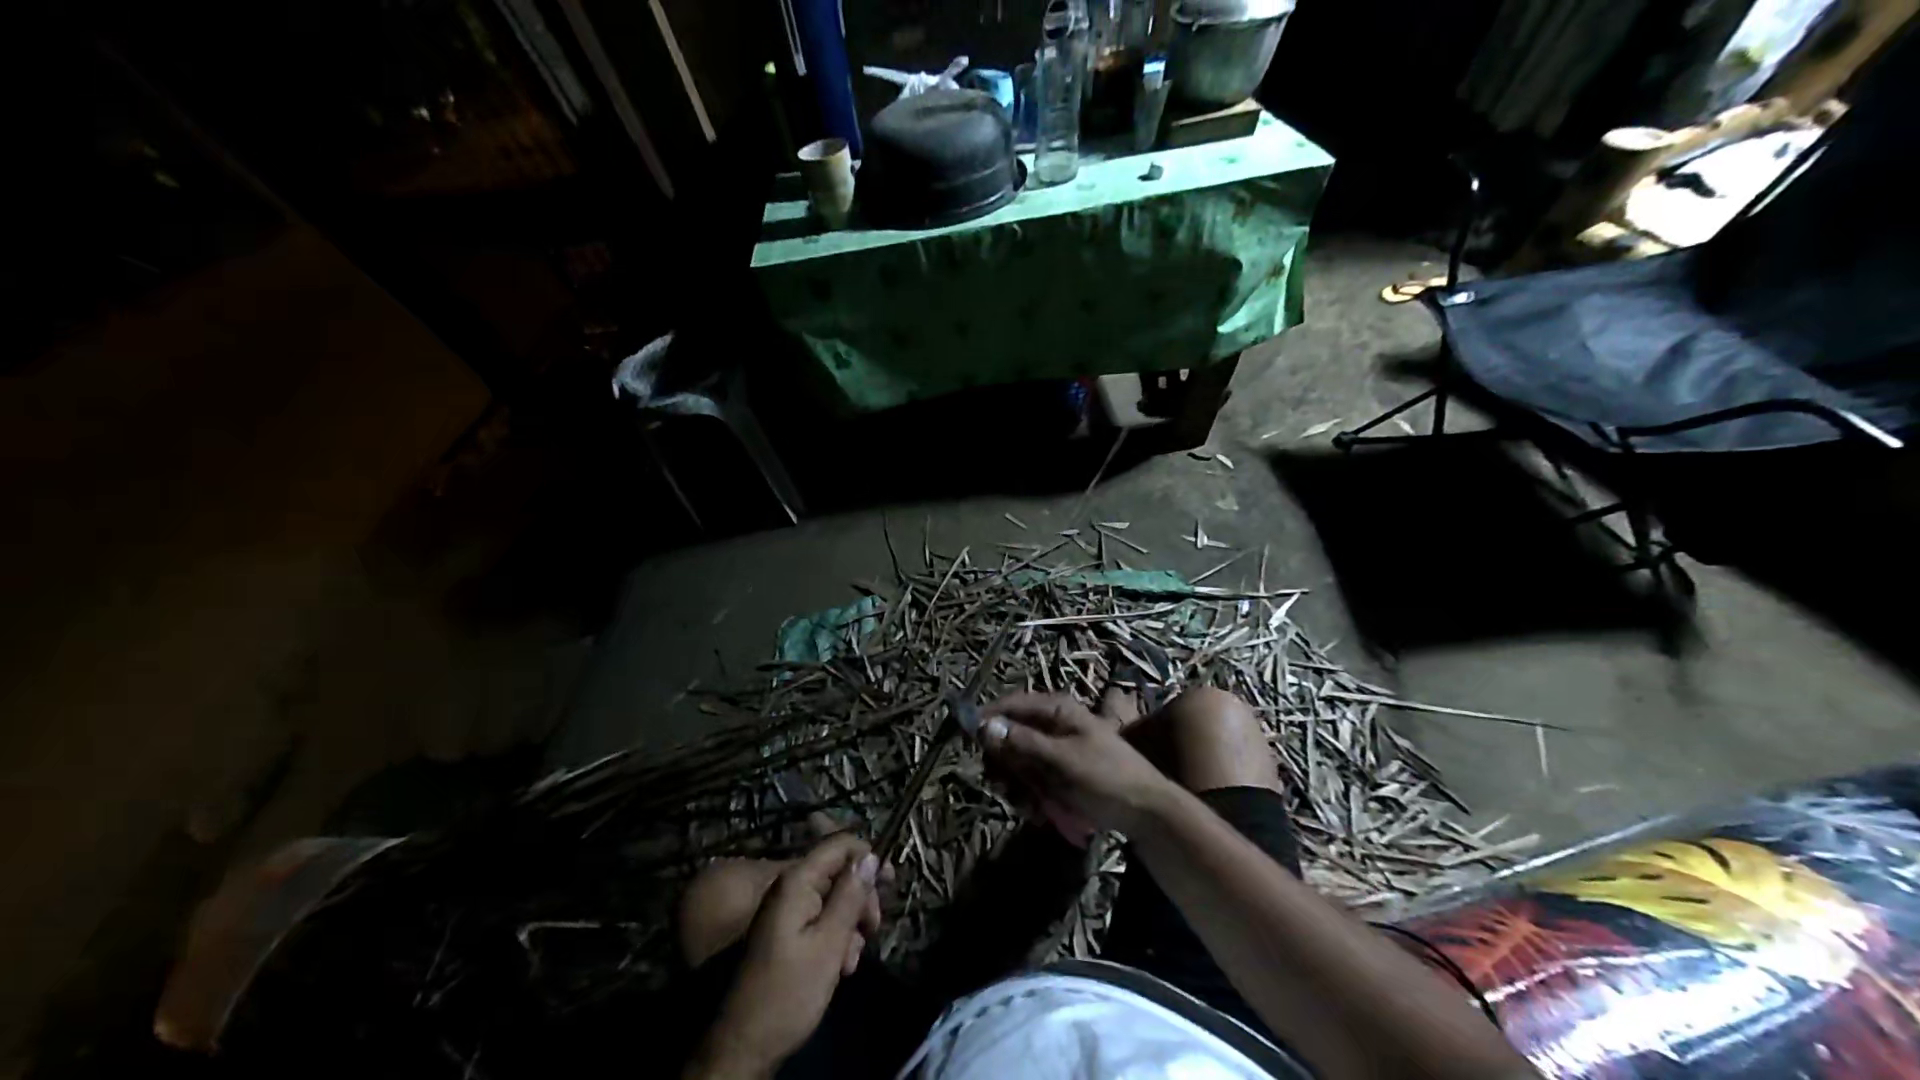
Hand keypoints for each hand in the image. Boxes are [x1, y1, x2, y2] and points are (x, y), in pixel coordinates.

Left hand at [686, 834, 880, 1079]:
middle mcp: (789, 888)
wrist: (747, 1044)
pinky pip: (820, 920)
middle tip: (872, 930)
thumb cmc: (790, 991)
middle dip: (860, 899)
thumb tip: (870, 856)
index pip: (839, 844)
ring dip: (850, 925)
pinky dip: (836, 938)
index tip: (890, 882)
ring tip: (852, 960)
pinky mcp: (787, 932)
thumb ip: (850, 896)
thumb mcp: (829, 943)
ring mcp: (786, 911)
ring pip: (833, 899)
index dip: (867, 856)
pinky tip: (840, 966)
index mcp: (796, 882)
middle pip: (838, 872)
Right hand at [979, 691, 1178, 834]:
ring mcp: (1059, 749)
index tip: (969, 743)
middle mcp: (1055, 724)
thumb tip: (983, 726)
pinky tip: (1041, 813)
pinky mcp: (1063, 772)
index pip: (1011, 705)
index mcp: (1057, 711)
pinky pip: (1035, 779)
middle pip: (1011, 736)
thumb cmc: (1106, 779)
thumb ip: (1021, 743)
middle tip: (1003, 788)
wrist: (1148, 813)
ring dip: (1018, 786)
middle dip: (1004, 764)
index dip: (988, 720)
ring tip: (1030, 808)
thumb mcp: (1060, 761)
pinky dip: (1032, 796)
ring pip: (1019, 762)